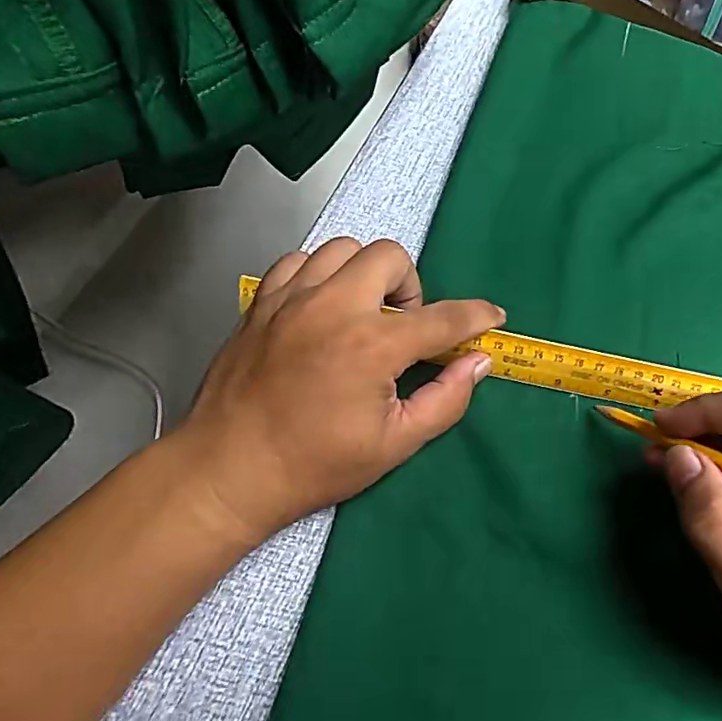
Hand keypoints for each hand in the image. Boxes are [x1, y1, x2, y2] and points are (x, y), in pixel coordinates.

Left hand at [174, 238, 503, 546]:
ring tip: (363, 315)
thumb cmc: (316, 465)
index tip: (492, 317)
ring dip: (367, 276)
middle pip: (391, 257)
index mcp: (371, 346)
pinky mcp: (261, 302)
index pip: (442, 318)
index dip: (477, 316)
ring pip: (345, 248)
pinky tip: (322, 309)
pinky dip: (321, 275)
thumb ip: (446, 399)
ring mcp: (291, 299)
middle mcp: (332, 308)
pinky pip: (300, 260)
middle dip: (412, 288)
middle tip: (404, 329)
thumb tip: (478, 362)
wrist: (229, 472)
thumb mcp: (395, 445)